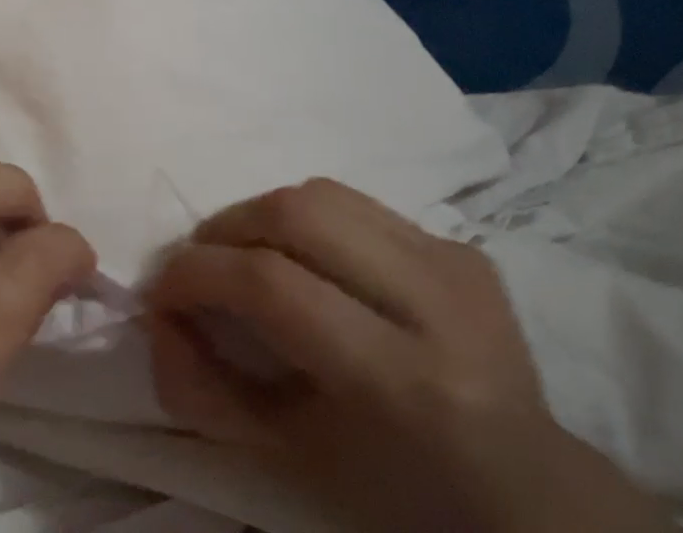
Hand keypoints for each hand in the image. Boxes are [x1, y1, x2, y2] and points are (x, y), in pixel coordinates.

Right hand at [145, 178, 676, 532]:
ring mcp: (458, 264)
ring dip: (259, 216)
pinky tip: (306, 265)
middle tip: (199, 265)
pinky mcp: (463, 246)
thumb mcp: (284, 455)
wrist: (525, 490)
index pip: (270, 283)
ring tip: (242, 256)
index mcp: (400, 380)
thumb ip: (201, 386)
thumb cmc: (392, 489)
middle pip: (297, 212)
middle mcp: (438, 304)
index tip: (164, 293)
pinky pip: (356, 205)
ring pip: (322, 192)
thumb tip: (157, 314)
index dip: (196, 274)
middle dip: (224, 228)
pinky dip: (307, 225)